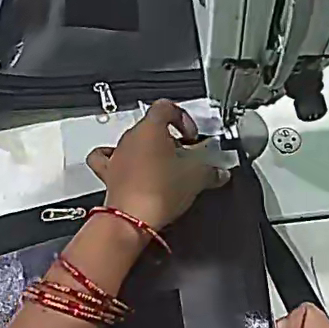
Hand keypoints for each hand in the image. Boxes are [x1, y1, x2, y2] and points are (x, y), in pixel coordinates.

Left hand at [86, 100, 229, 229]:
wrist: (131, 220)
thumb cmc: (156, 192)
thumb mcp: (196, 177)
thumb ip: (211, 170)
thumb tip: (218, 172)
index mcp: (151, 128)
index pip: (166, 107)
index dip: (183, 118)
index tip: (192, 135)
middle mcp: (130, 138)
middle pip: (151, 126)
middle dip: (171, 139)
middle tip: (186, 155)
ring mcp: (117, 156)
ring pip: (134, 143)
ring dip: (150, 152)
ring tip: (166, 168)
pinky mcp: (110, 175)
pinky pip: (110, 160)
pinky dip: (121, 163)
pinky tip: (133, 170)